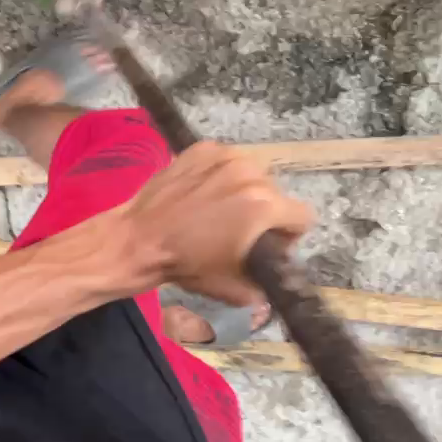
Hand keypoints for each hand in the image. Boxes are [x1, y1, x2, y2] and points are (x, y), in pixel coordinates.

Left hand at [118, 142, 313, 305]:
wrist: (138, 239)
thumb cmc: (186, 264)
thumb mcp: (231, 287)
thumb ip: (264, 290)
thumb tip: (272, 292)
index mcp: (263, 206)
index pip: (303, 216)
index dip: (289, 235)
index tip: (269, 245)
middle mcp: (249, 174)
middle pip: (276, 193)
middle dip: (265, 212)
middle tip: (239, 230)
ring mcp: (224, 156)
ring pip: (253, 173)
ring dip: (244, 190)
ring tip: (218, 210)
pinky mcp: (202, 149)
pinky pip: (226, 161)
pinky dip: (221, 175)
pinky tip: (202, 193)